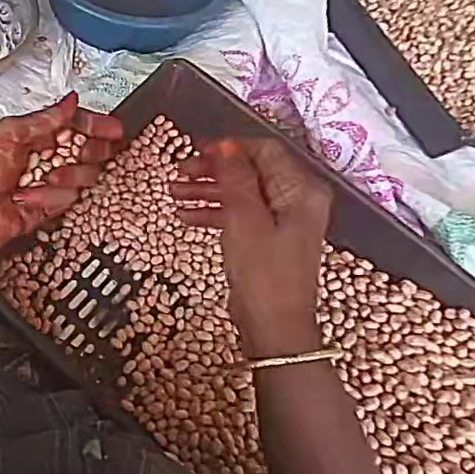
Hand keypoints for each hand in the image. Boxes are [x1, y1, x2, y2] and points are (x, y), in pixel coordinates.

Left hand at [0, 93, 122, 269]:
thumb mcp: (9, 133)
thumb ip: (44, 118)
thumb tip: (71, 101)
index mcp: (36, 136)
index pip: (74, 126)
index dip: (94, 126)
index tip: (113, 129)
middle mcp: (47, 158)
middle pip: (87, 150)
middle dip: (92, 150)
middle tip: (92, 152)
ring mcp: (52, 184)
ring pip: (84, 175)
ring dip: (69, 175)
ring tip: (46, 178)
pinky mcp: (52, 207)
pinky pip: (70, 199)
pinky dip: (52, 197)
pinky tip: (30, 197)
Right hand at [171, 137, 332, 356]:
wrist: (273, 328)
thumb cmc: (264, 275)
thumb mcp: (245, 220)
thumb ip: (236, 179)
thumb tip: (226, 145)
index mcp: (300, 190)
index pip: (264, 151)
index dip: (228, 148)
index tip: (196, 150)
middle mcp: (296, 201)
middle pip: (250, 172)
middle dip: (213, 170)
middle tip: (179, 172)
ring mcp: (283, 222)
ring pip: (241, 194)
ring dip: (208, 191)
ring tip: (174, 193)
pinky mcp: (268, 240)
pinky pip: (240, 216)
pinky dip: (215, 213)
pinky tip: (187, 215)